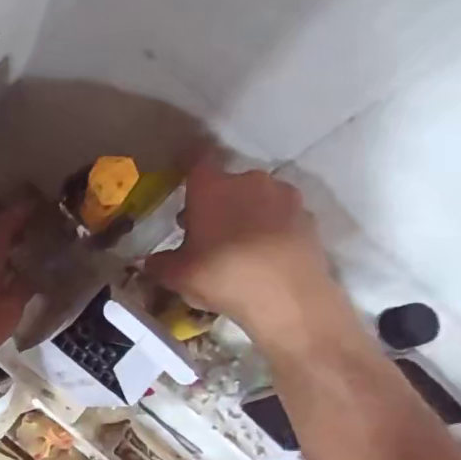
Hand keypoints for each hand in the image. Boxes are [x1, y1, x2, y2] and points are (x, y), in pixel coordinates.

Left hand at [0, 203, 36, 364]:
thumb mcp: (8, 311)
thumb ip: (22, 290)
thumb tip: (35, 274)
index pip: (3, 224)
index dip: (19, 212)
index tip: (37, 205)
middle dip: (12, 222)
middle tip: (33, 223)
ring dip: (1, 238)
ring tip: (22, 242)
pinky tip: (3, 266)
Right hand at [145, 160, 342, 339]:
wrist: (288, 298)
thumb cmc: (222, 277)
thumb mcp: (177, 276)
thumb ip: (160, 263)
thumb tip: (152, 260)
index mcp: (212, 188)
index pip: (196, 160)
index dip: (187, 169)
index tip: (181, 184)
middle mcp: (249, 181)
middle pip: (227, 183)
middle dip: (215, 202)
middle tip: (205, 231)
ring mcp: (283, 196)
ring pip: (256, 197)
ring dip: (244, 212)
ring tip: (237, 244)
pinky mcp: (308, 216)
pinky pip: (280, 215)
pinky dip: (270, 228)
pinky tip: (263, 254)